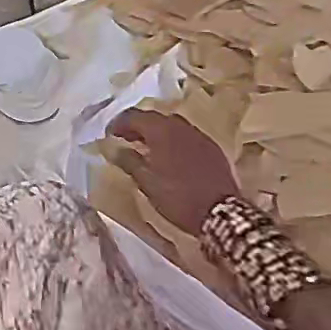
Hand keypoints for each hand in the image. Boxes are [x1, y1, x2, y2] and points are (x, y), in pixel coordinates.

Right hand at [109, 108, 240, 235]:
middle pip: (154, 117)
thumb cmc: (177, 197)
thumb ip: (128, 161)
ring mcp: (199, 136)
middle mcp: (181, 126)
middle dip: (137, 126)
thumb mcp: (146, 182)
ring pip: (172, 126)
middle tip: (125, 138)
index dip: (118, 123)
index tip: (109, 134)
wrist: (221, 213)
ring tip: (146, 147)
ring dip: (156, 132)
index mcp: (161, 130)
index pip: (134, 116)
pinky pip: (187, 136)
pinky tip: (170, 156)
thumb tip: (115, 149)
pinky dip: (173, 140)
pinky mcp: (212, 148)